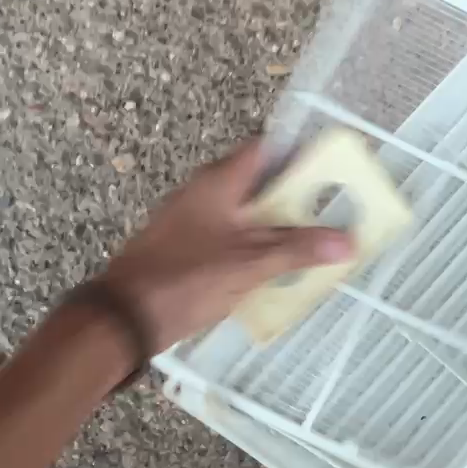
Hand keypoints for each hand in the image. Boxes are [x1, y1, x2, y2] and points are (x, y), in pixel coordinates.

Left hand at [96, 140, 352, 351]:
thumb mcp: (252, 263)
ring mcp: (190, 217)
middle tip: (331, 201)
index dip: (300, 150)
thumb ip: (300, 249)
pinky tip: (272, 259)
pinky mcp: (183, 243)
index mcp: (220, 179)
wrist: (117, 321)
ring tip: (310, 231)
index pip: (267, 146)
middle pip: (259, 177)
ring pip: (244, 206)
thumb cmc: (187, 278)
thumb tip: (349, 241)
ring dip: (275, 216)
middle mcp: (204, 189)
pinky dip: (254, 237)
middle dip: (295, 189)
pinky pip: (230, 229)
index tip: (332, 163)